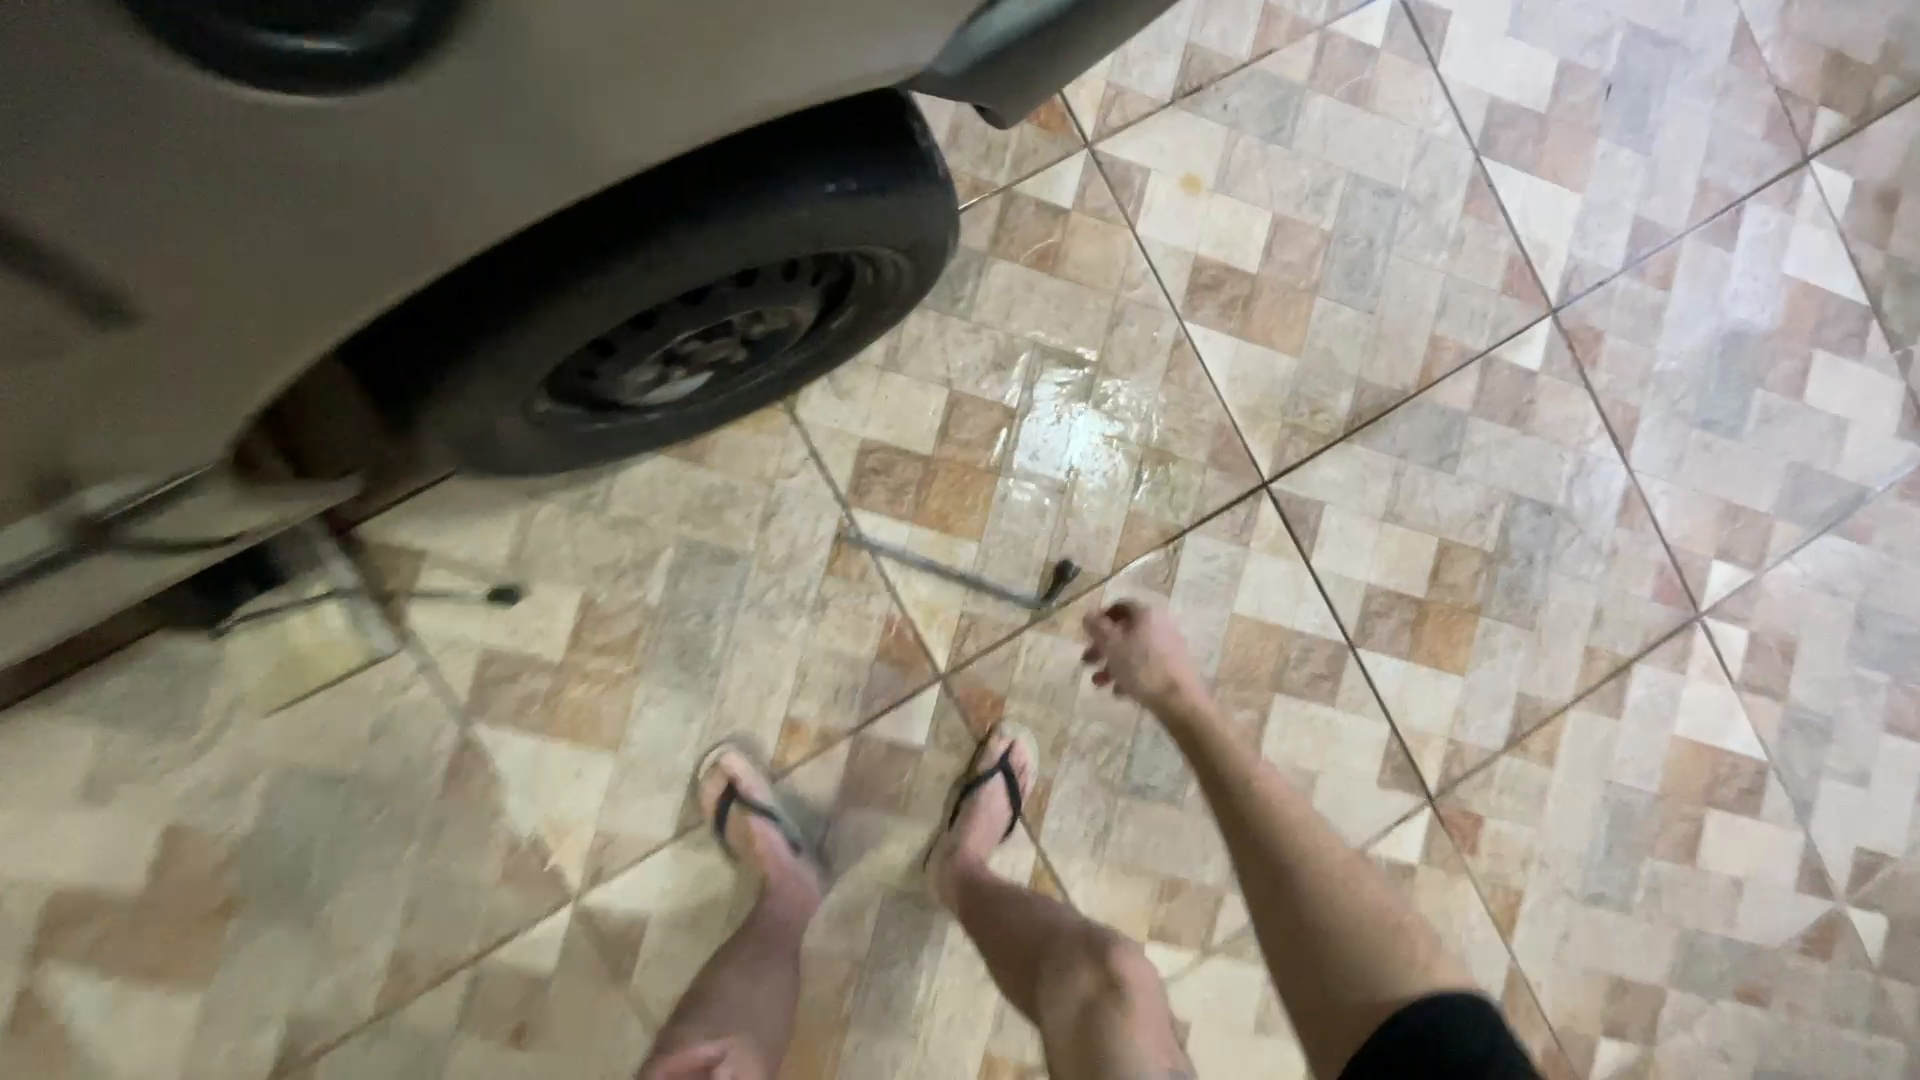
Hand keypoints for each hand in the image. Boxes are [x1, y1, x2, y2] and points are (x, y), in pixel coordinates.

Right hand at [1081, 601, 1205, 713]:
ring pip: (1133, 651)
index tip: (1087, 635)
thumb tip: (1087, 615)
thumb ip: (1097, 628)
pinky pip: (1146, 666)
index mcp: (1146, 614)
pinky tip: (1119, 693)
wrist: (1180, 701)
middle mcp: (1160, 625)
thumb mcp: (1112, 646)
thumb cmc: (1142, 669)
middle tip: (1087, 662)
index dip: (1100, 618)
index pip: (1119, 606)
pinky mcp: (1174, 667)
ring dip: (1112, 665)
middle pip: (1125, 631)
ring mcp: (1169, 647)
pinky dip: (1130, 675)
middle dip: (1102, 647)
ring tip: (1099, 683)